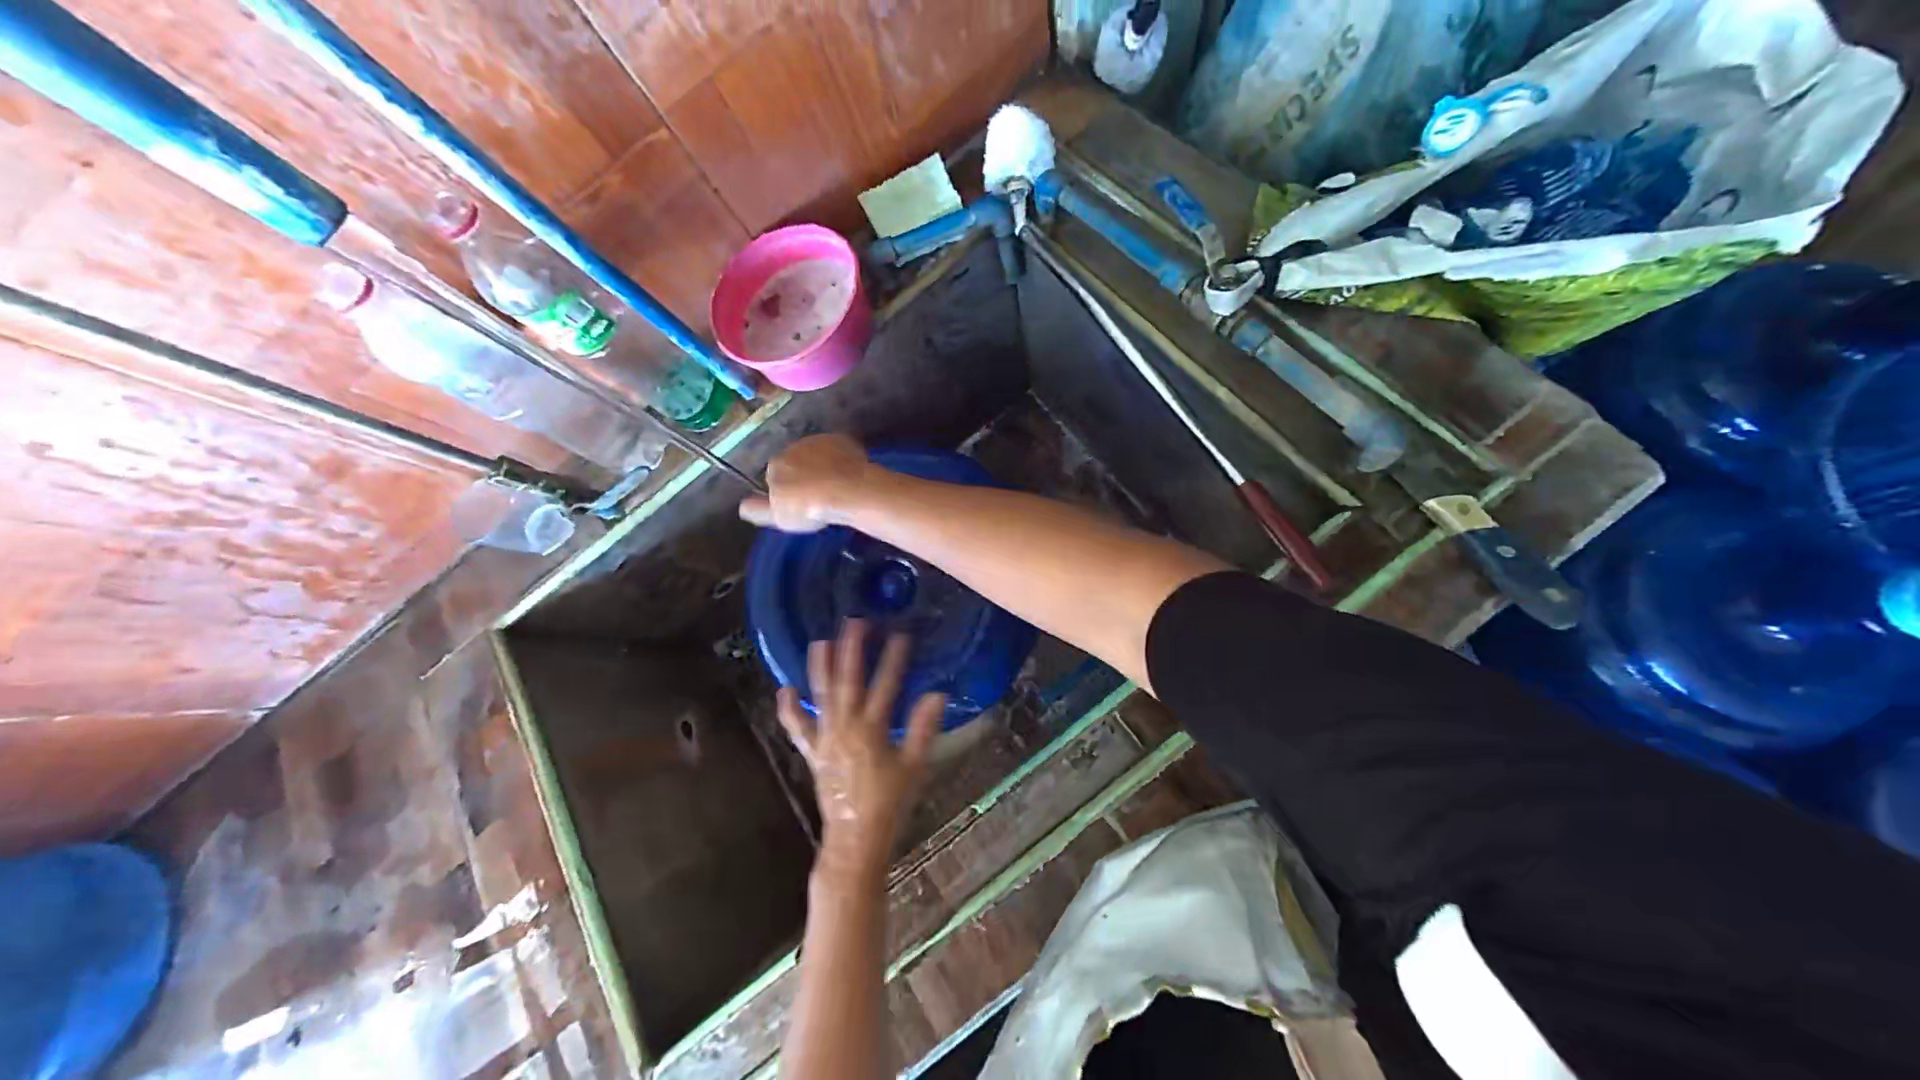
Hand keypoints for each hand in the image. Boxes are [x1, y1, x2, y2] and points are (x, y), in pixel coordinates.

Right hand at [740, 434, 873, 532]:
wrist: (846, 491)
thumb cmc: (809, 508)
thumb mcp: (778, 516)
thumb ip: (757, 510)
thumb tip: (742, 507)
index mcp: (775, 465)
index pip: (776, 475)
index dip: (788, 489)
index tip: (800, 502)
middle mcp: (793, 448)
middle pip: (796, 461)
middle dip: (804, 474)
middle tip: (818, 495)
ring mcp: (818, 441)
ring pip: (816, 454)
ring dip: (822, 465)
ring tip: (835, 486)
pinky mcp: (841, 440)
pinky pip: (837, 450)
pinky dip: (839, 459)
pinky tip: (847, 475)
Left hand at [778, 619, 943, 882]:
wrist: (856, 838)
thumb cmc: (890, 803)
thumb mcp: (914, 767)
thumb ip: (923, 729)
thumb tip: (937, 695)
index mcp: (872, 731)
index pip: (885, 686)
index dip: (893, 659)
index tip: (900, 634)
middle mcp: (844, 728)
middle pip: (847, 681)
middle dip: (851, 649)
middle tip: (855, 622)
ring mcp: (825, 739)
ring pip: (821, 695)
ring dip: (821, 666)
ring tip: (821, 640)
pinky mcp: (812, 752)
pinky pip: (797, 727)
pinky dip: (789, 707)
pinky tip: (785, 688)